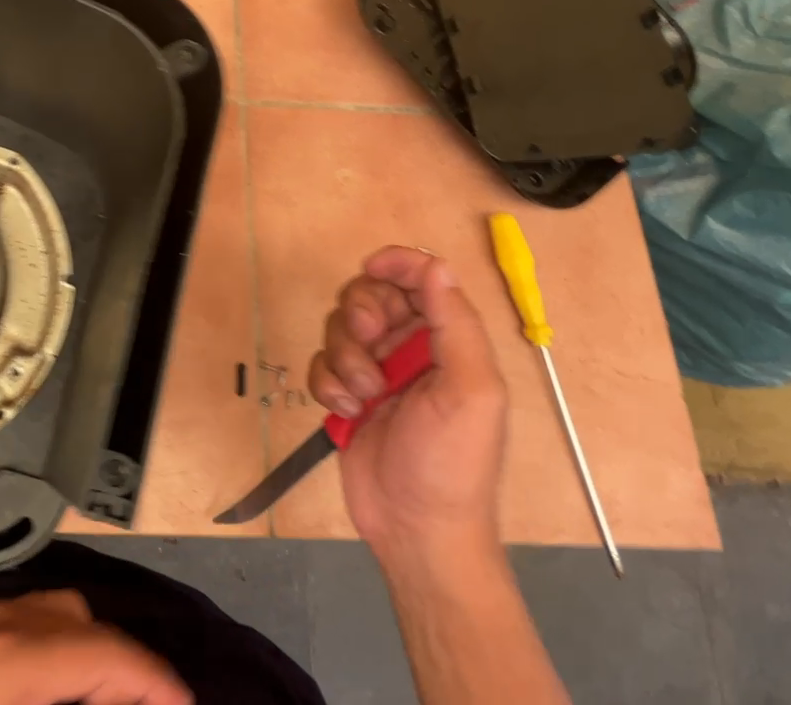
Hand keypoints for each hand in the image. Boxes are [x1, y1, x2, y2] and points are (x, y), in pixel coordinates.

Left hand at [0, 589, 190, 704]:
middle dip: (127, 665)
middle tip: (154, 703)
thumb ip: (87, 697)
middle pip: (86, 622)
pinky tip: (66, 680)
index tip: (185, 702)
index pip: (105, 651)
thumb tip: (127, 693)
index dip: (154, 679)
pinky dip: (62, 642)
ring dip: (95, 648)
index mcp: (12, 656)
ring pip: (60, 611)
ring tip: (114, 694)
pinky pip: (30, 618)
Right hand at [306, 246, 507, 557]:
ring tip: (363, 396)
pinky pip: (321, 366)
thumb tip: (438, 266)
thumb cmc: (451, 461)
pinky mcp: (345, 395)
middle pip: (369, 296)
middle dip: (360, 315)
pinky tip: (345, 411)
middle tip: (367, 341)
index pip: (422, 280)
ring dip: (344, 358)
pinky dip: (327, 384)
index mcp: (449, 342)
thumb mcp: (468, 391)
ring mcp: (376, 373)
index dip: (398, 263)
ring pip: (339, 330)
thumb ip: (455, 325)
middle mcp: (412, 350)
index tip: (371, 267)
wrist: (415, 528)